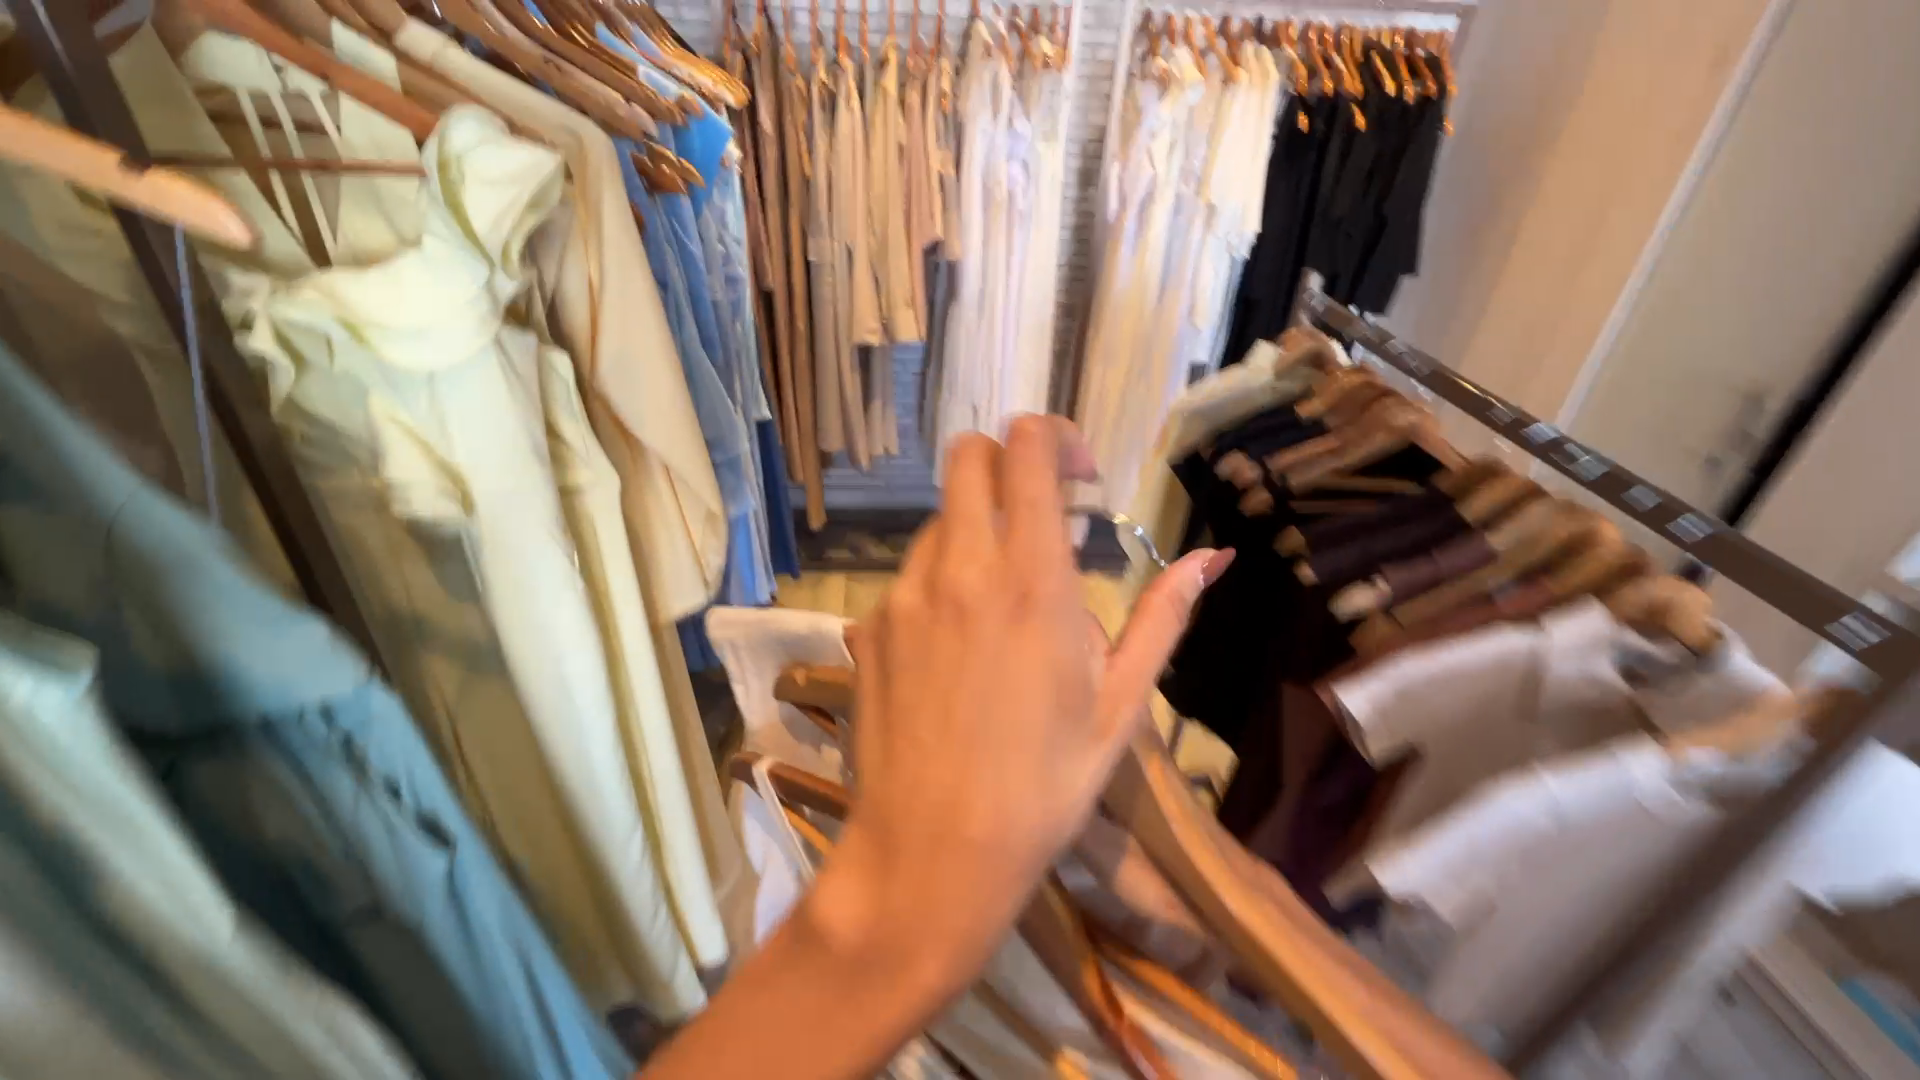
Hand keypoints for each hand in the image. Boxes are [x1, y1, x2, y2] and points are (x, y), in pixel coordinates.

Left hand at [814, 415, 1234, 994]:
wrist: (932, 855)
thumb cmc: (1044, 787)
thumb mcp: (1121, 706)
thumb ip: (1162, 617)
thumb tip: (1212, 558)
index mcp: (1031, 579)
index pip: (1026, 449)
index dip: (1055, 439)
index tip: (1081, 479)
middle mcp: (958, 569)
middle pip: (967, 457)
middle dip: (1007, 463)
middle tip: (1041, 516)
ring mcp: (901, 597)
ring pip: (936, 521)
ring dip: (974, 532)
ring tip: (1001, 603)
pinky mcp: (866, 630)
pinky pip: (906, 581)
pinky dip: (937, 588)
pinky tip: (955, 653)